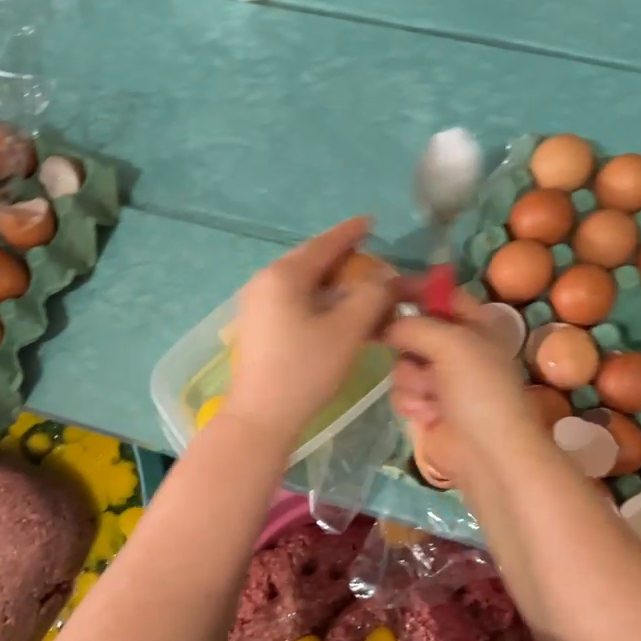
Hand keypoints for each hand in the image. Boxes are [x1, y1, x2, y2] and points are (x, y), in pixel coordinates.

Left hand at [221, 217, 396, 445]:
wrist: (261, 417)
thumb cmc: (305, 370)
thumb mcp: (346, 331)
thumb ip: (371, 297)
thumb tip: (384, 278)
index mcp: (283, 275)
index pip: (323, 244)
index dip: (350, 233)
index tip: (370, 222)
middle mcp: (264, 282)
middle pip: (309, 262)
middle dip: (341, 259)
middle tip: (370, 260)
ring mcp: (256, 306)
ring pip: (300, 283)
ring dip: (330, 283)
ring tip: (357, 287)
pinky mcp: (257, 329)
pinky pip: (292, 301)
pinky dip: (317, 300)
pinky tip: (333, 312)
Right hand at [385, 290, 543, 478]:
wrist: (486, 454)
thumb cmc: (480, 391)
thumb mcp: (452, 344)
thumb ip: (415, 325)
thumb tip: (386, 323)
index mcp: (475, 326)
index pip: (443, 296)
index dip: (417, 290)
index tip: (386, 292)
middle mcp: (457, 350)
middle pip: (414, 331)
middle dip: (408, 347)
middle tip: (411, 356)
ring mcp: (441, 381)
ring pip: (402, 364)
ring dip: (411, 381)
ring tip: (429, 397)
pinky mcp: (427, 408)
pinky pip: (402, 392)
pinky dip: (411, 403)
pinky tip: (427, 415)